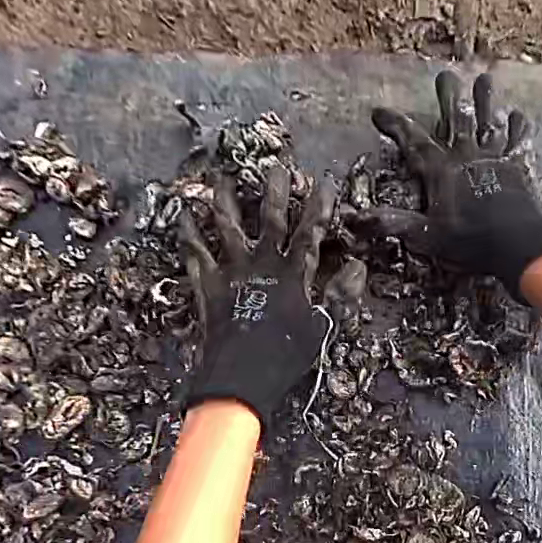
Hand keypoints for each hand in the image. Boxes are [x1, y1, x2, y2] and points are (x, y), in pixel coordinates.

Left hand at [178, 166, 334, 429]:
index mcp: (293, 274)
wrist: (242, 376)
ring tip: (221, 179)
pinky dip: (188, 234)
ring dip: (225, 201)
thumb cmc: (285, 356)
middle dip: (274, 192)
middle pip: (270, 221)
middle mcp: (262, 265)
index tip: (325, 181)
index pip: (310, 233)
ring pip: (228, 227)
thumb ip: (340, 295)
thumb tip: (358, 266)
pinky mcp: (208, 285)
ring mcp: (233, 272)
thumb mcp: (321, 327)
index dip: (320, 206)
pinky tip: (182, 214)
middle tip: (275, 166)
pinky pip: (196, 253)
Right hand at [356, 71, 541, 300]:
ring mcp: (493, 160)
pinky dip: (517, 129)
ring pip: (488, 124)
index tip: (378, 112)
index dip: (395, 126)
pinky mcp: (516, 169)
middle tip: (445, 76)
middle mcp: (466, 157)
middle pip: (457, 120)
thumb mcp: (424, 236)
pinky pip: (517, 143)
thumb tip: (354, 220)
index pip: (413, 142)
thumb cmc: (467, 240)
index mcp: (441, 171)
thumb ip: (392, 224)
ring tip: (484, 79)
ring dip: (486, 102)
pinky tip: (517, 116)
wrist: (516, 244)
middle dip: (449, 98)